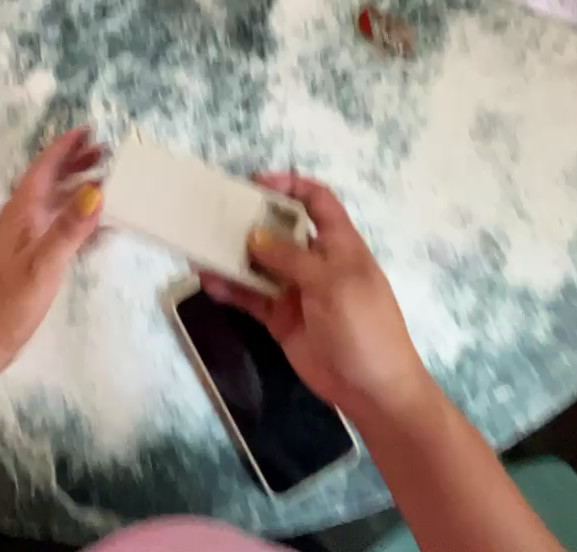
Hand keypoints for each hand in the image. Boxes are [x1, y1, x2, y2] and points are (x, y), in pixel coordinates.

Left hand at [0, 128, 106, 370]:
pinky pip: (59, 227)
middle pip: (50, 180)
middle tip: (106, 152)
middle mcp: (22, 218)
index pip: (44, 168)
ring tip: (106, 179)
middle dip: (76, 162)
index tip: (89, 130)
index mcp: (21, 211)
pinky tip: (99, 226)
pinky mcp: (31, 258)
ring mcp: (26, 238)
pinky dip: (79, 219)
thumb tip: (96, 190)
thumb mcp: (43, 265)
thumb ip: (69, 228)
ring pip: (55, 201)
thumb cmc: (8, 302)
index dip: (65, 147)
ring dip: (78, 187)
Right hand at [201, 173, 436, 423]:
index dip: (291, 186)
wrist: (374, 392)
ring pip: (259, 263)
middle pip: (280, 229)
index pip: (317, 201)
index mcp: (339, 244)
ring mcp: (296, 290)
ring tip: (202, 248)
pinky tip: (209, 282)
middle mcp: (315, 261)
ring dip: (233, 255)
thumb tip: (254, 235)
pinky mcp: (281, 317)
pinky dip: (230, 288)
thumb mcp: (332, 283)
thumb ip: (291, 257)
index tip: (256, 183)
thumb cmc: (364, 326)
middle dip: (250, 220)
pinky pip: (251, 295)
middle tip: (216, 214)